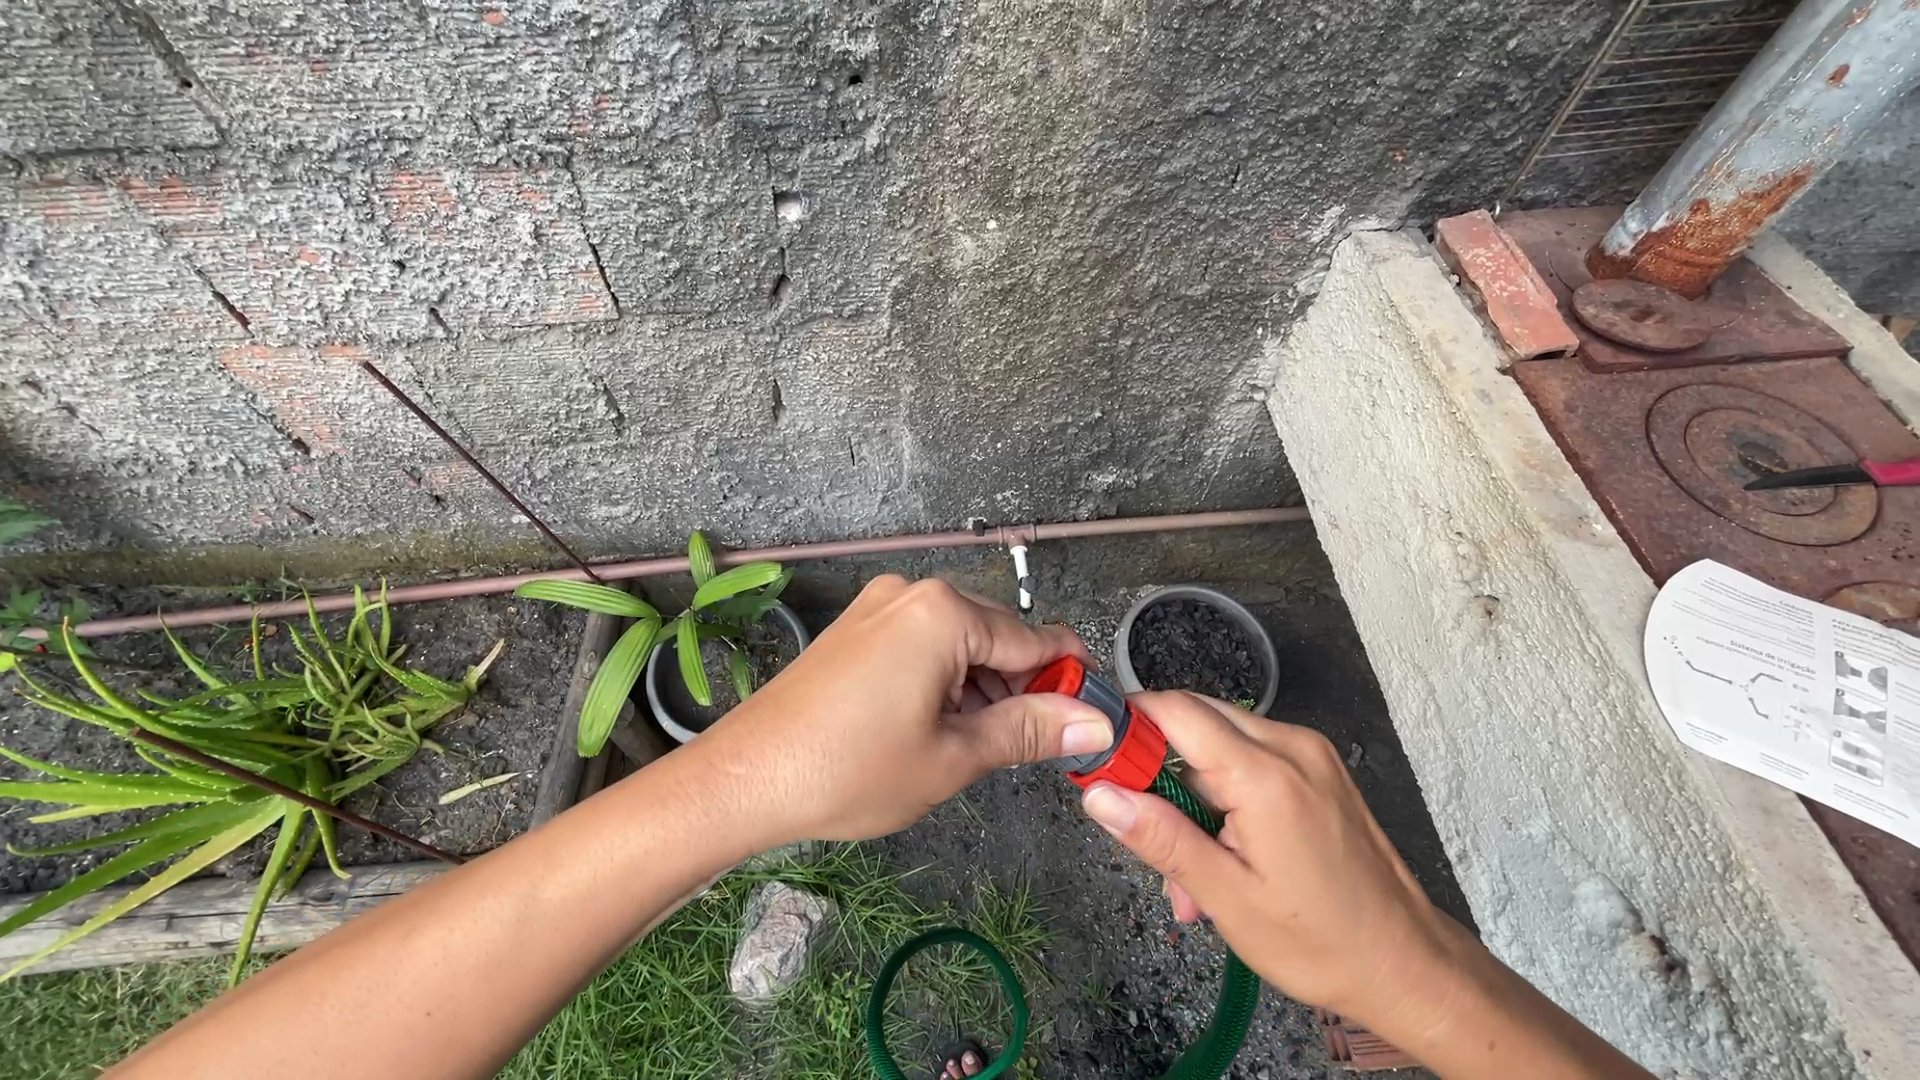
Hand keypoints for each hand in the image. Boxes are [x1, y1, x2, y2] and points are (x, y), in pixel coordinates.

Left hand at [690, 576, 1111, 845]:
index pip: (1034, 638)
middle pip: (996, 635)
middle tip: (1026, 747)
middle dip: (1019, 687)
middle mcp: (913, 593)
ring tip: (971, 746)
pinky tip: (935, 726)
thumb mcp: (954, 757)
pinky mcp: (858, 628)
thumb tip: (1094, 722)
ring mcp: (879, 606)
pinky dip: (943, 681)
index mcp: (943, 612)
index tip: (1092, 714)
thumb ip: (1029, 731)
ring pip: (959, 643)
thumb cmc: (850, 769)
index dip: (1069, 679)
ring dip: (980, 688)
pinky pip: (922, 645)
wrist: (746, 779)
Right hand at [1078, 692, 1455, 1029]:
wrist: (1410, 966)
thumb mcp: (1227, 897)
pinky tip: (1225, 849)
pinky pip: (1250, 757)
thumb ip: (1159, 836)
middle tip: (1147, 828)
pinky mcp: (1317, 766)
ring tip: (1193, 867)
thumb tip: (1097, 794)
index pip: (1175, 710)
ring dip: (1191, 791)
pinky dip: (1224, 794)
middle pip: (1194, 719)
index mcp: (1266, 775)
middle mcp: (1290, 745)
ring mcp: (1309, 753)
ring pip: (1218, 742)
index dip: (1129, 724)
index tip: (1101, 760)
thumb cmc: (1321, 942)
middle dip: (1159, 767)